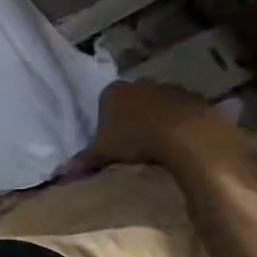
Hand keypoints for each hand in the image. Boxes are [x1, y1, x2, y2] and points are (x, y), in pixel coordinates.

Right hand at [79, 79, 251, 181]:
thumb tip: (61, 172)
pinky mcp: (196, 98)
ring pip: (160, 102)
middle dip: (134, 115)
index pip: (105, 102)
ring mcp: (171, 88)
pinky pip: (184, 110)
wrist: (187, 137)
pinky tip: (182, 140)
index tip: (113, 139)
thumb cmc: (136, 140)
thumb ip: (84, 159)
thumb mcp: (104, 153)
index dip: (108, 120)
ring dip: (159, 117)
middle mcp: (141, 83)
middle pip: (134, 99)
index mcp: (114, 92)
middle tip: (135, 141)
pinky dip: (182, 121)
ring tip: (160, 143)